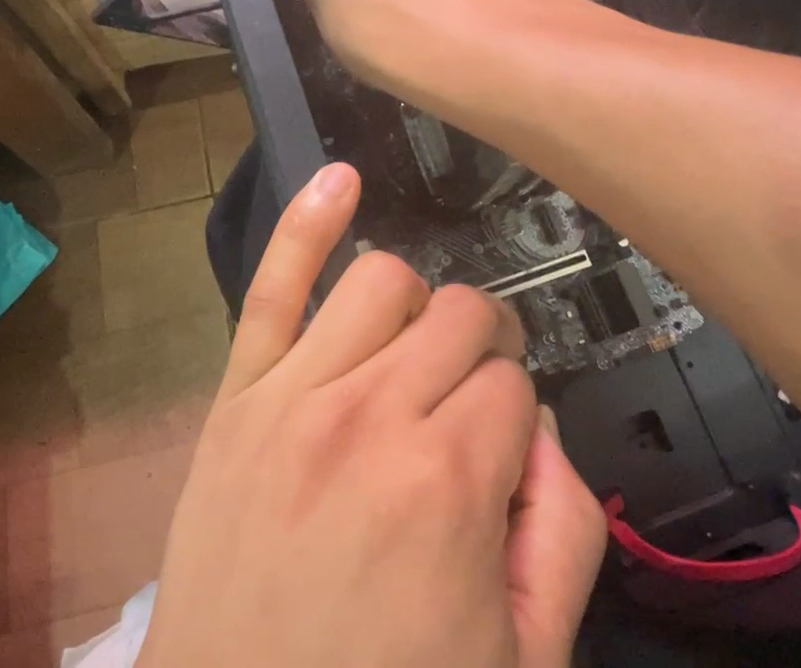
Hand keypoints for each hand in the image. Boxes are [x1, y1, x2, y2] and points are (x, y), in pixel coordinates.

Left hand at [139, 162, 606, 667]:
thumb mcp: (523, 654)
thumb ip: (565, 529)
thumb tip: (542, 430)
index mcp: (451, 477)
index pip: (517, 383)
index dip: (517, 419)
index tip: (497, 462)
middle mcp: (373, 413)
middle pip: (462, 317)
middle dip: (482, 352)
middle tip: (468, 404)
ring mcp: (295, 393)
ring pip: (385, 282)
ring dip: (416, 309)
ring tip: (412, 357)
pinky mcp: (236, 396)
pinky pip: (271, 284)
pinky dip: (307, 223)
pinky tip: (339, 181)